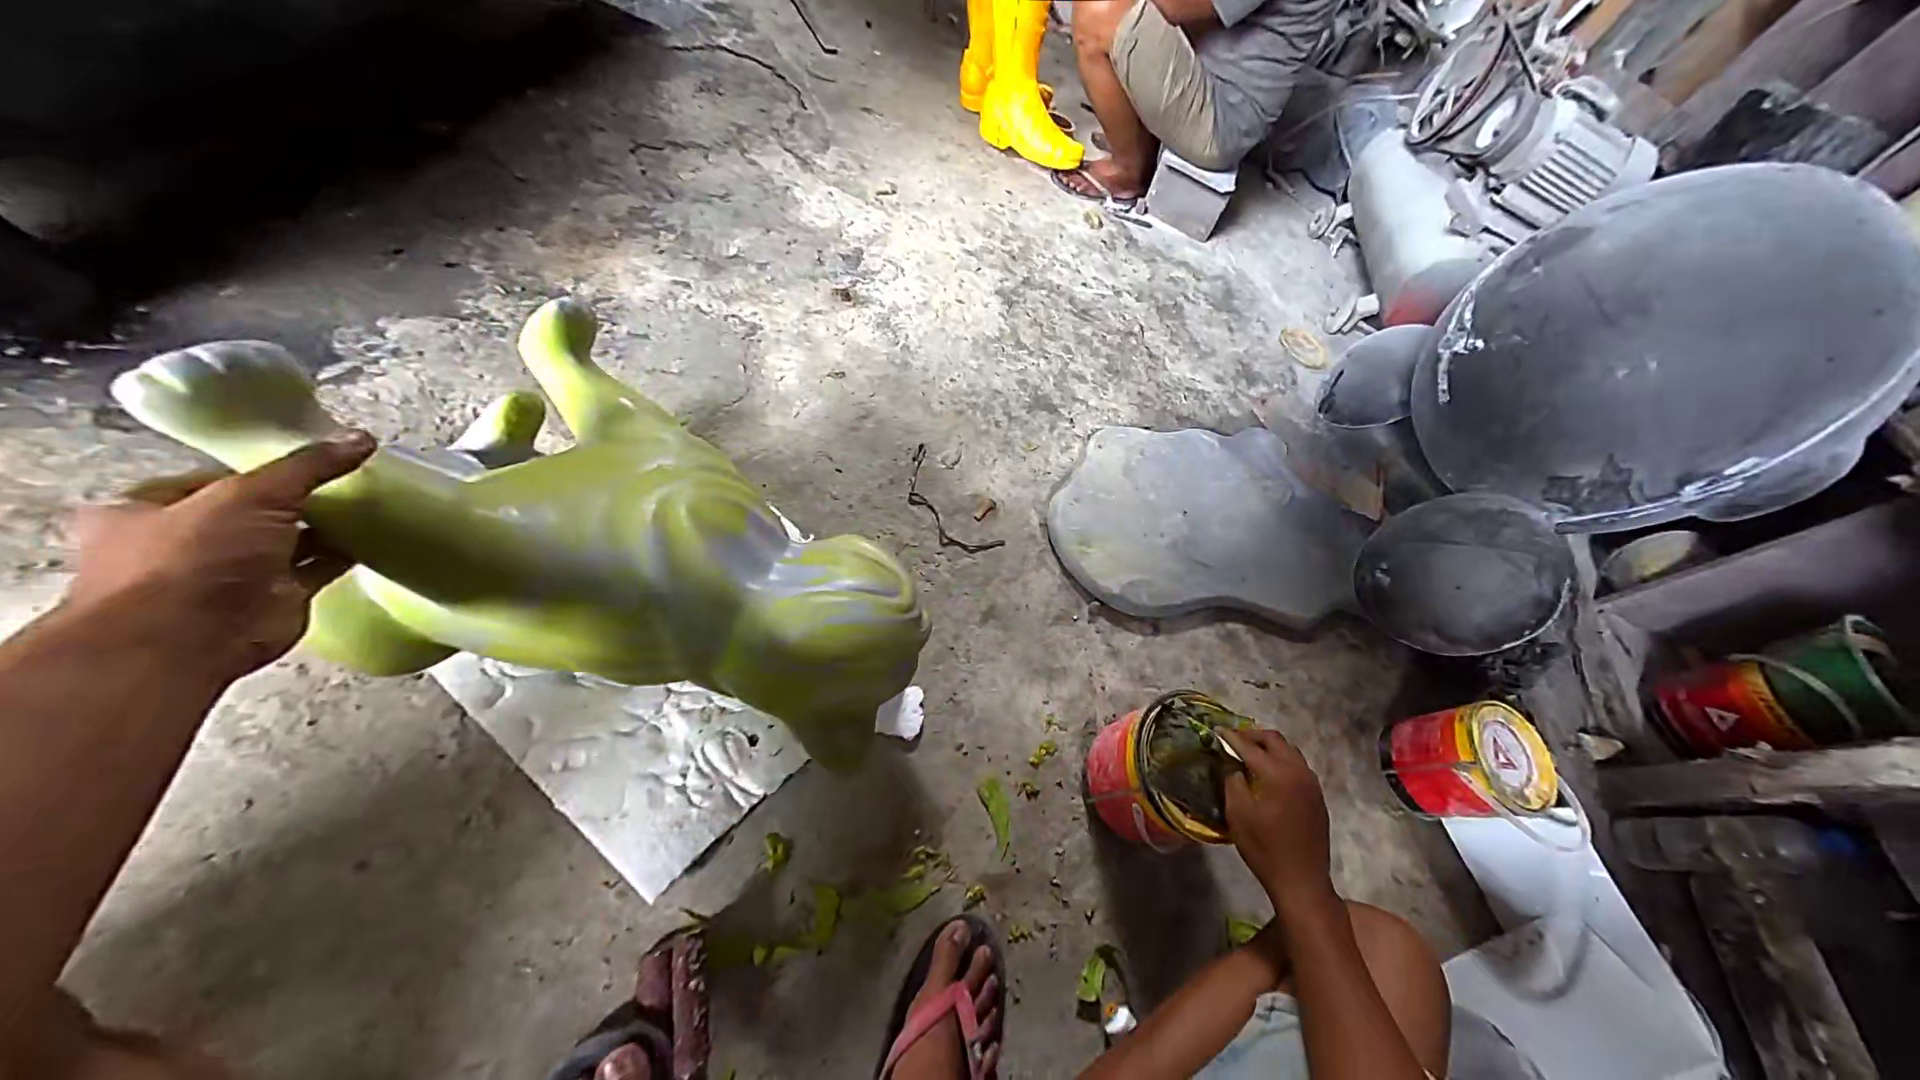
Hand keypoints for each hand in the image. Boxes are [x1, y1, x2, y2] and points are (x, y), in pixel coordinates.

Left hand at [64, 432, 375, 681]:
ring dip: (324, 527)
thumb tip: (361, 438)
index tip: (312, 460)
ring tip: (369, 505)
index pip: (215, 478)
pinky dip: (343, 554)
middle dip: (299, 499)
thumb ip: (307, 467)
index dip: (263, 468)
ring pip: (288, 540)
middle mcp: (186, 541)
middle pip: (256, 510)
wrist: (191, 637)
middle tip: (348, 481)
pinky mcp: (276, 597)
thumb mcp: (250, 494)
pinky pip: (317, 568)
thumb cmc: (193, 557)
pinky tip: (372, 537)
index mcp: (147, 509)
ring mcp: (232, 573)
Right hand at [1221, 727, 1333, 909]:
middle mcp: (1298, 772)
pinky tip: (1269, 773)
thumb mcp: (1238, 814)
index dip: (1230, 737)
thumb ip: (1233, 781)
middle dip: (1252, 735)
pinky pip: (1298, 766)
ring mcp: (1311, 784)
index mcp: (1277, 774)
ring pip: (1289, 751)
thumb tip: (1232, 765)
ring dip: (1269, 747)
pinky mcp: (1316, 797)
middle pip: (1275, 740)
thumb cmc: (1264, 848)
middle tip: (1233, 739)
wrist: (1302, 881)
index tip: (1216, 732)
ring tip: (1249, 753)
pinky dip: (1281, 760)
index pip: (1249, 746)